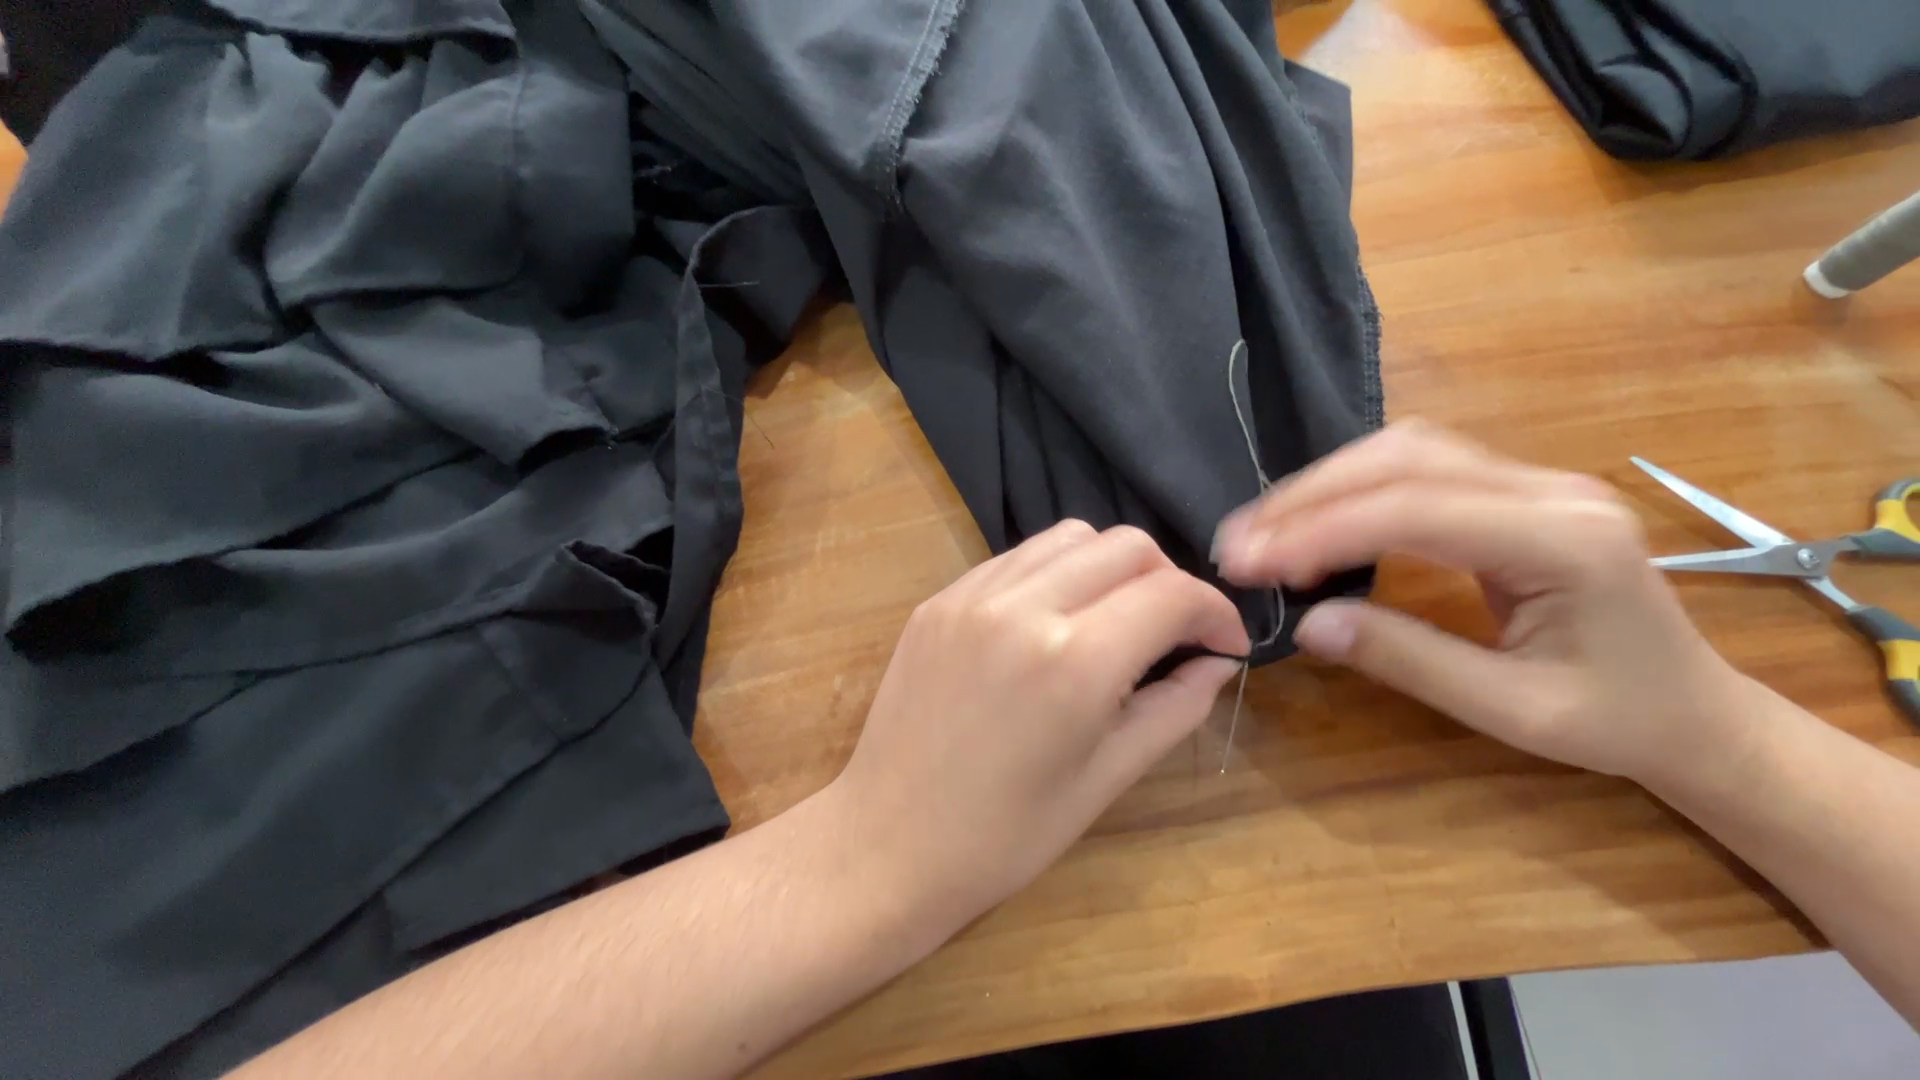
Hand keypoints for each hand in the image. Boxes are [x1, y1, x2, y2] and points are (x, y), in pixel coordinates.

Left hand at [830, 521, 1248, 934]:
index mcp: (1075, 660)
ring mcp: (972, 595)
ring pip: (1069, 537)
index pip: (1171, 593)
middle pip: (1126, 545)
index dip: (1215, 612)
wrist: (887, 842)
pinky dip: (1054, 574)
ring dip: (1110, 567)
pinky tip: (1052, 623)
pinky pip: (1015, 559)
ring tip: (1113, 621)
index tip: (1224, 645)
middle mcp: (1023, 606)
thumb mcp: (1106, 779)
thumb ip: (1174, 709)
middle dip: (1168, 580)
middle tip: (1172, 632)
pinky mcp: (938, 600)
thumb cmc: (1005, 835)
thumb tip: (1216, 663)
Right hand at [1212, 423, 1757, 786]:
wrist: (1695, 712)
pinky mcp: (1515, 489)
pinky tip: (1314, 517)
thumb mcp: (1509, 708)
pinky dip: (1351, 487)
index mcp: (1562, 541)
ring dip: (1322, 485)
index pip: (1415, 510)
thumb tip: (1307, 624)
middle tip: (1237, 543)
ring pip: (1404, 450)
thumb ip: (1407, 658)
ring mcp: (1534, 481)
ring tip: (1262, 530)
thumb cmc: (1615, 721)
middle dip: (1307, 497)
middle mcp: (1550, 490)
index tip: (1247, 562)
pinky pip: (1418, 466)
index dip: (1318, 529)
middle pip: (1404, 459)